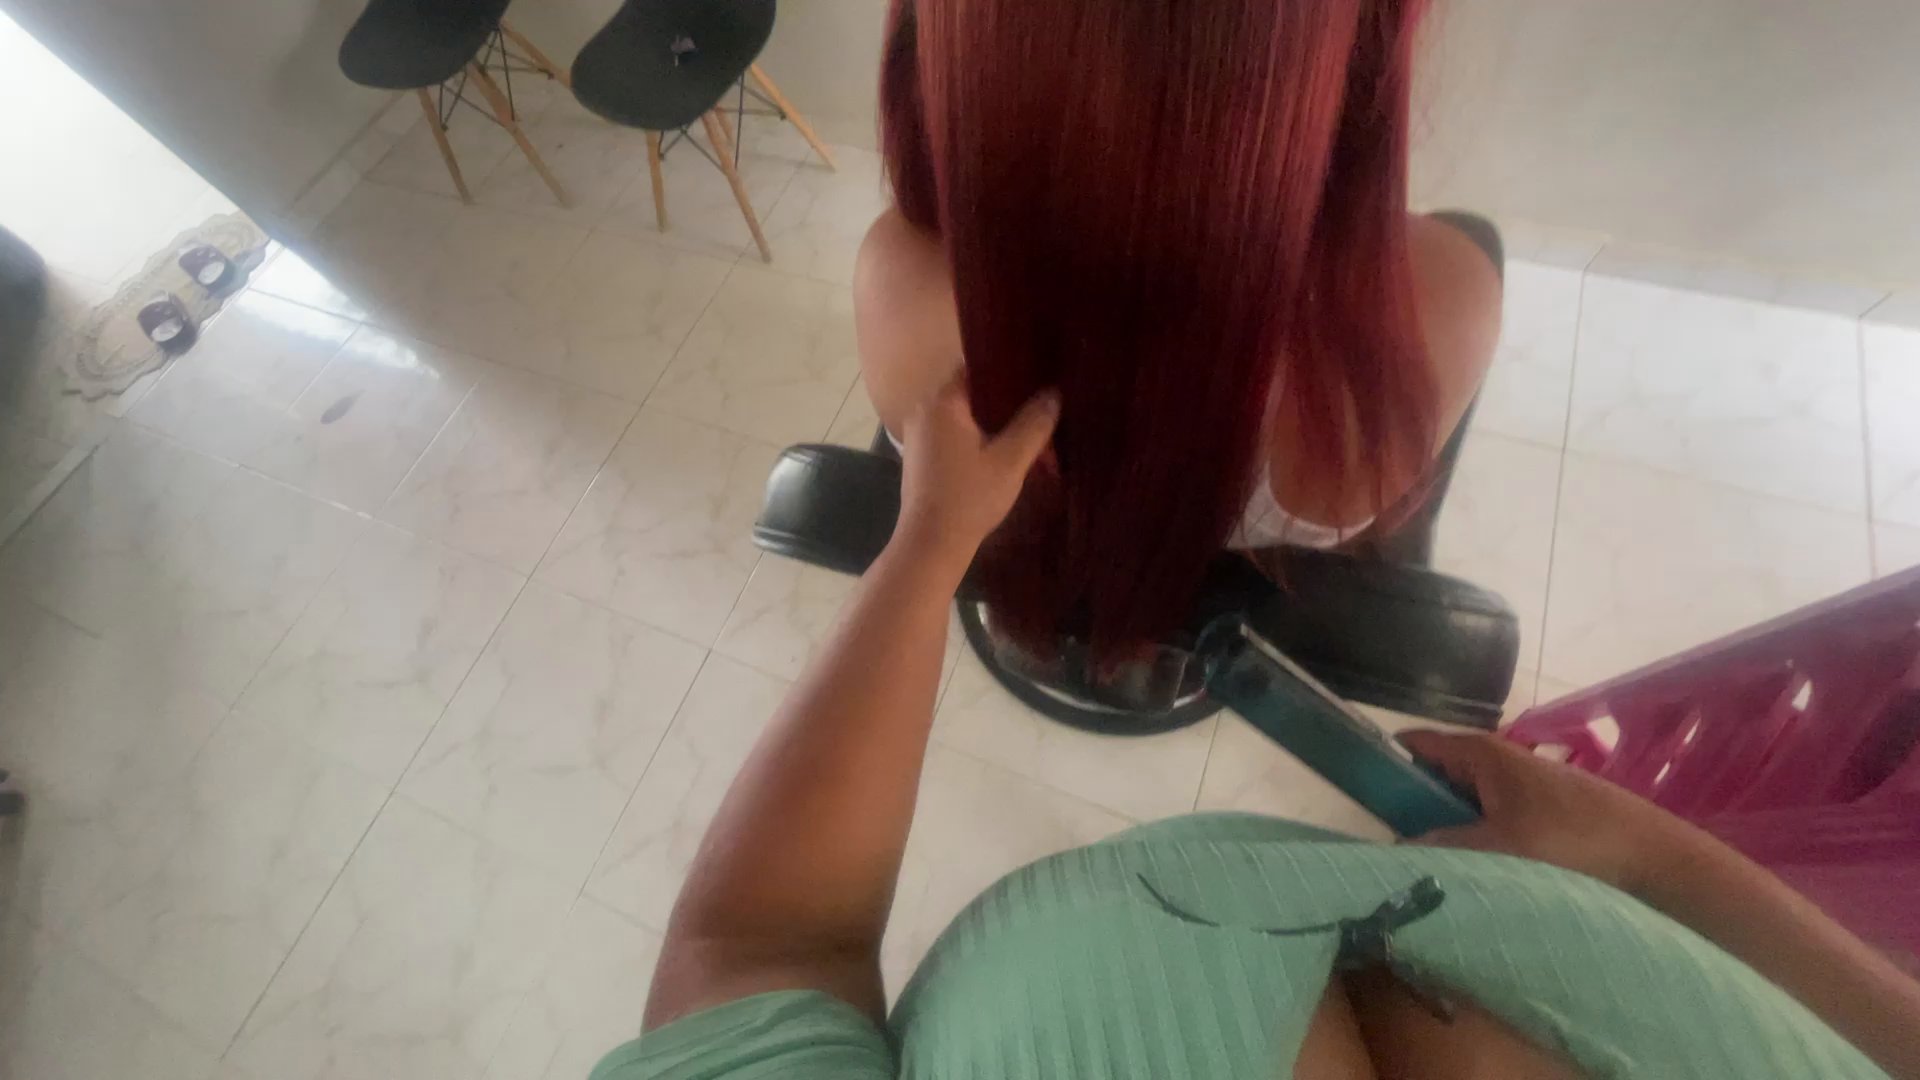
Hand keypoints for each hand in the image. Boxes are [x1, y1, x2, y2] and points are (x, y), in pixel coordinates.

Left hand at [893, 374, 1059, 574]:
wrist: (930, 544)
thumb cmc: (969, 499)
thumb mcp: (1010, 461)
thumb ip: (1034, 423)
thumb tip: (1054, 393)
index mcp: (942, 401)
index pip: (977, 365)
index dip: (1009, 367)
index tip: (1037, 372)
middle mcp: (924, 409)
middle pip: (971, 390)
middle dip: (1006, 398)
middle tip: (1040, 401)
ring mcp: (919, 433)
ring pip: (964, 414)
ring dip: (993, 421)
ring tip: (1028, 427)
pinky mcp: (920, 455)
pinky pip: (954, 432)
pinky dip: (977, 436)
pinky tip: (1003, 449)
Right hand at [1398, 729, 1706, 892]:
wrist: (1670, 866)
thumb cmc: (1577, 842)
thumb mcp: (1500, 848)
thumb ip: (1442, 847)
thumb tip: (1396, 852)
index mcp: (1479, 751)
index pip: (1412, 743)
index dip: (1384, 763)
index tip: (1365, 797)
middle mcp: (1497, 758)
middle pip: (1435, 774)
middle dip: (1417, 806)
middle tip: (1408, 844)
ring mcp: (1523, 784)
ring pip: (1465, 800)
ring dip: (1452, 826)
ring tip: (1447, 862)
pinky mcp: (1546, 810)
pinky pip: (1492, 816)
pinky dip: (1482, 837)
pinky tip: (1488, 869)